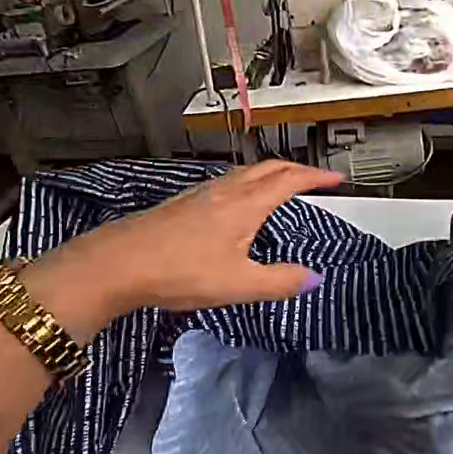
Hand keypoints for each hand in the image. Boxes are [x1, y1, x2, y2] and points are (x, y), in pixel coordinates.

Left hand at [23, 161, 344, 339]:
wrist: (117, 263)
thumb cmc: (180, 271)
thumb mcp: (239, 284)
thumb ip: (281, 281)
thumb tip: (314, 278)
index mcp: (245, 205)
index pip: (289, 180)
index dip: (315, 177)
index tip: (335, 178)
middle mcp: (225, 191)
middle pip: (267, 169)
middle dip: (295, 169)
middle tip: (314, 178)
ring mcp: (200, 195)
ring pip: (244, 174)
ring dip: (270, 174)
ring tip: (282, 186)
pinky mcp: (182, 204)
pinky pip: (226, 183)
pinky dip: (247, 184)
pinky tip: (238, 204)